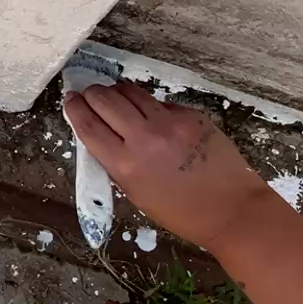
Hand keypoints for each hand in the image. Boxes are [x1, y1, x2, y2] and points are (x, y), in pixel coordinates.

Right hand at [63, 82, 286, 251]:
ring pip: (132, 92)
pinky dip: (150, 106)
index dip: (75, 108)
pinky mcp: (191, 115)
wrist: (232, 210)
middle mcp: (144, 138)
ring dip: (118, 92)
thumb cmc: (180, 211)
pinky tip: (153, 118)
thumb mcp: (135, 192)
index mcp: (125, 164)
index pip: (88, 125)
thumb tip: (102, 133)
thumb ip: (116, 162)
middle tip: (90, 94)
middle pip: (106, 100)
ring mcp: (170, 122)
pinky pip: (160, 103)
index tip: (70, 99)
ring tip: (115, 97)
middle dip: (93, 94)